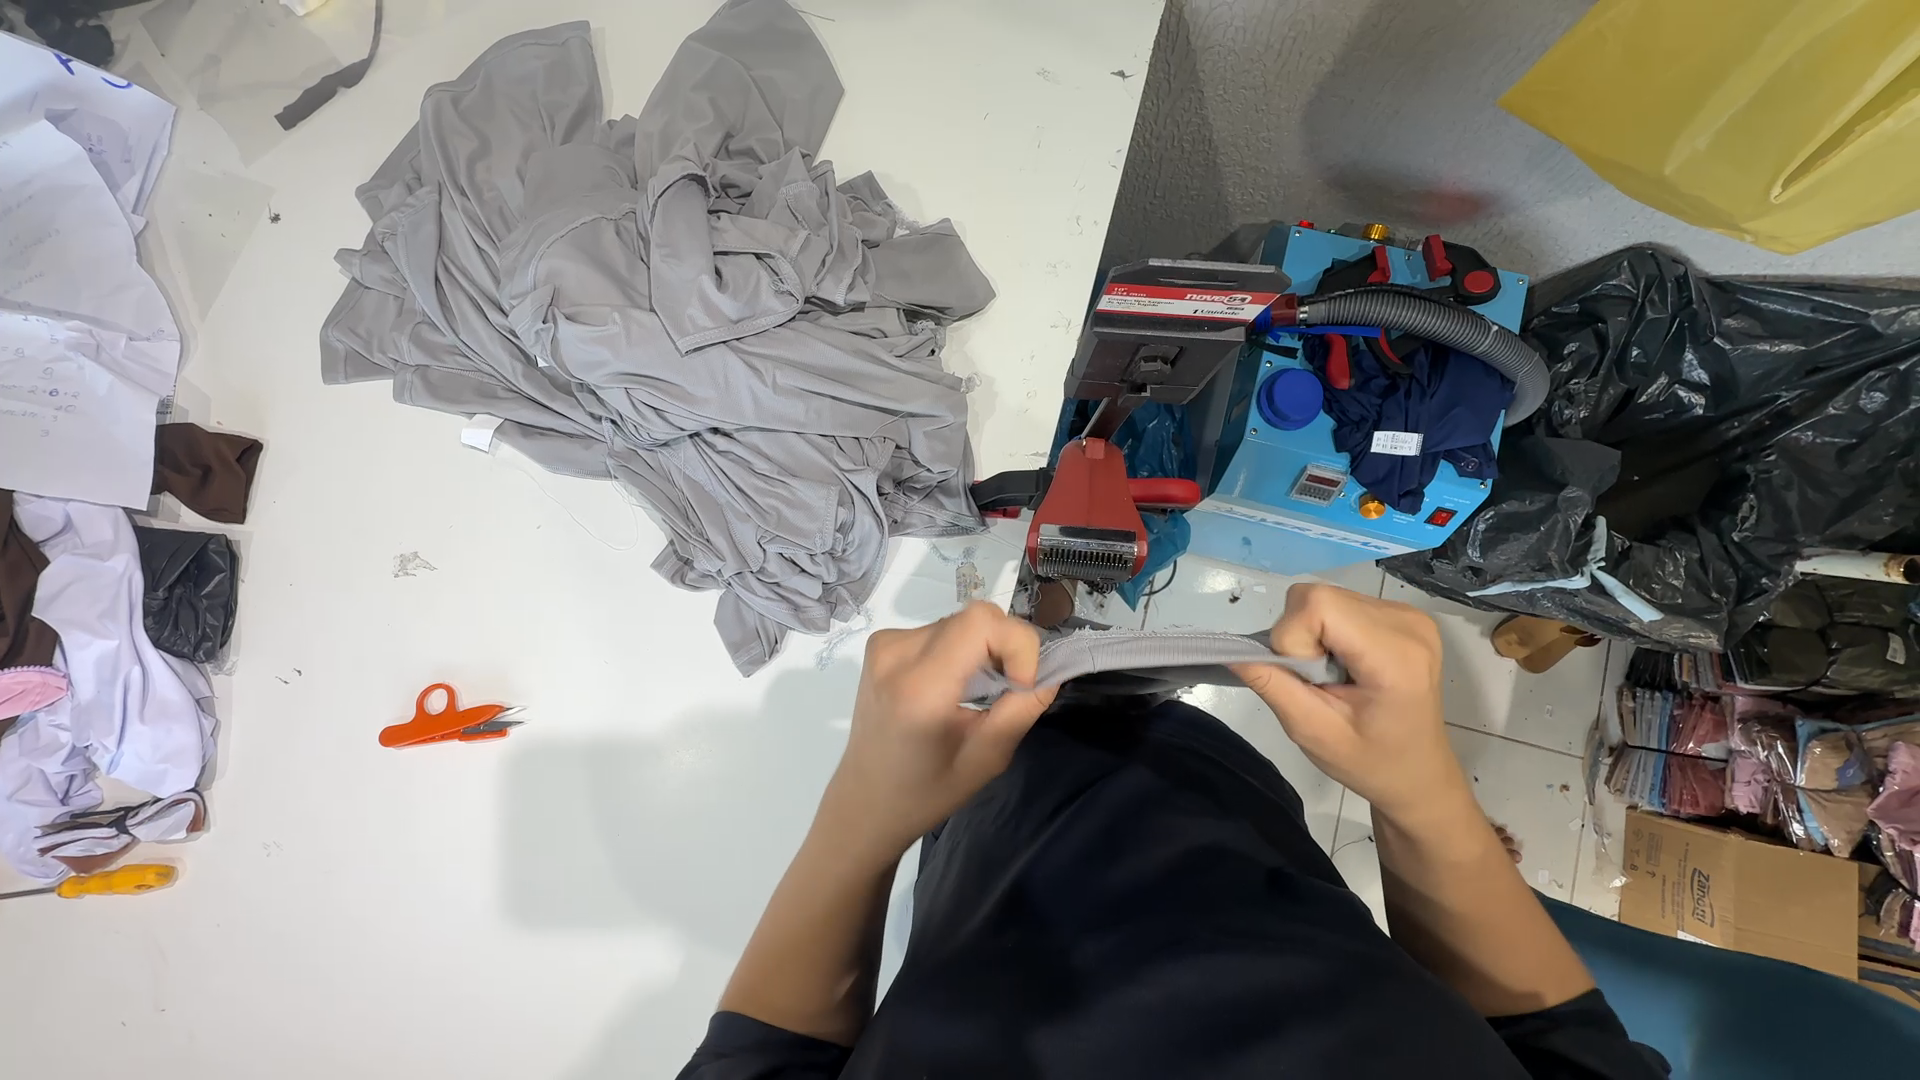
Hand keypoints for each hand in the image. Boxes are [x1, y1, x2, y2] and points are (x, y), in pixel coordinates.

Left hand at [823, 602, 1057, 855]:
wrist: (865, 801)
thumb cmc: (925, 792)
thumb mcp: (986, 761)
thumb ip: (1021, 710)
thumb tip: (1050, 672)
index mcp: (920, 688)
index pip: (981, 623)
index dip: (1017, 644)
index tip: (1022, 685)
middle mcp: (897, 654)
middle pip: (974, 618)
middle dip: (1005, 648)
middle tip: (1008, 690)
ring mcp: (885, 645)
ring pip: (959, 622)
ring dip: (983, 649)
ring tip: (978, 692)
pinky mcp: (882, 644)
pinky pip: (939, 630)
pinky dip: (960, 650)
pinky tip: (952, 685)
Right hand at [1228, 584, 1466, 820]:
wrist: (1418, 772)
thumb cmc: (1369, 761)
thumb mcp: (1311, 731)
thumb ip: (1272, 686)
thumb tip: (1233, 651)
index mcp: (1396, 655)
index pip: (1318, 604)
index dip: (1292, 636)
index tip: (1305, 677)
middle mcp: (1407, 622)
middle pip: (1318, 597)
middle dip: (1299, 635)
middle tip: (1317, 678)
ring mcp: (1407, 614)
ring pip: (1324, 597)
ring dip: (1311, 633)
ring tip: (1332, 673)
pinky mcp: (1400, 613)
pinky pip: (1338, 603)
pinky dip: (1325, 630)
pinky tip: (1345, 663)